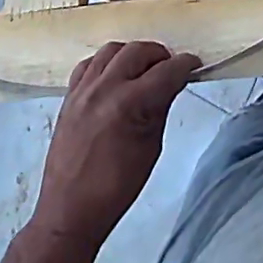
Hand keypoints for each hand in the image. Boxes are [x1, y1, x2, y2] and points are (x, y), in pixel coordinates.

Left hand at [9, 42, 200, 262]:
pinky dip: (105, 64)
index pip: (167, 69)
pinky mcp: (68, 98)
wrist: (70, 212)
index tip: (194, 65)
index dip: (186, 64)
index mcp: (129, 103)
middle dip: (161, 56)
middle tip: (170, 69)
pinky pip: (88, 65)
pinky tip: (114, 77)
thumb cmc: (117, 185)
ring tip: (141, 70)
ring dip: (132, 55)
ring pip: (113, 50)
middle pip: (139, 50)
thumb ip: (162, 105)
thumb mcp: (152, 144)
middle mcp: (104, 90)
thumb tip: (174, 81)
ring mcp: (83, 92)